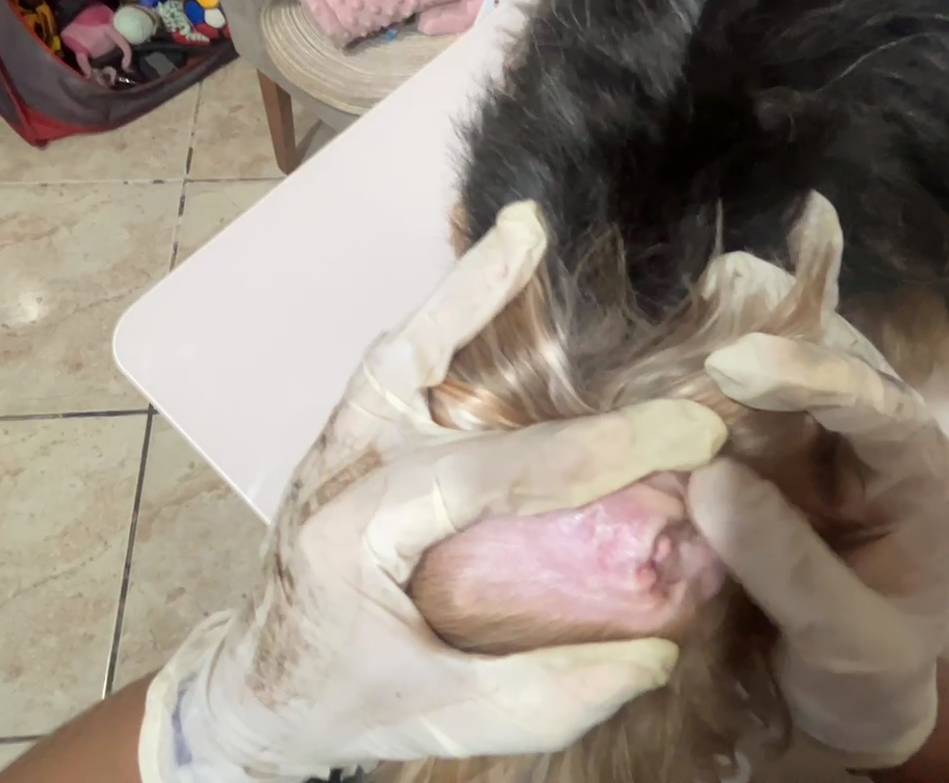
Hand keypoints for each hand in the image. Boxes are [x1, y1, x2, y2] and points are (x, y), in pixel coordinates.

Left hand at [155, 201, 728, 780]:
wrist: (257, 682)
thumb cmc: (339, 695)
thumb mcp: (437, 716)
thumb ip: (545, 691)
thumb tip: (656, 648)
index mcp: (356, 529)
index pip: (500, 475)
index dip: (604, 452)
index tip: (691, 433)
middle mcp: (343, 462)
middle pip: (421, 365)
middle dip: (501, 308)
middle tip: (546, 238)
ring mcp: (343, 437)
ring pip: (406, 341)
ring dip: (464, 285)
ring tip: (520, 231)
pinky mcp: (356, 430)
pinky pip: (404, 357)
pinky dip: (448, 312)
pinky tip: (492, 284)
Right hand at [686, 197, 948, 769]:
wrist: (837, 696)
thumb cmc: (866, 673)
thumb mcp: (847, 643)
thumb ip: (789, 566)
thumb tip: (707, 475)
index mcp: (918, 478)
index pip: (882, 408)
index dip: (814, 377)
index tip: (736, 366)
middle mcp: (865, 439)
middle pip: (823, 360)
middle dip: (759, 346)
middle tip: (687, 349)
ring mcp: (807, 438)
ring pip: (769, 371)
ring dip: (715, 364)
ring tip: (660, 365)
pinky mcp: (757, 448)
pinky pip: (727, 403)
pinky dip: (691, 393)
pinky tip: (654, 390)